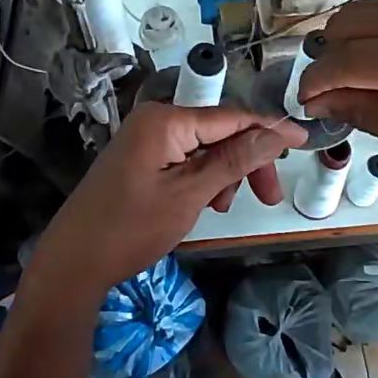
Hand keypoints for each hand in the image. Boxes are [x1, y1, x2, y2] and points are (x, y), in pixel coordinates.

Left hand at [27, 103, 303, 301]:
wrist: (73, 261)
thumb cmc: (131, 228)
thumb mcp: (190, 194)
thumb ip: (234, 160)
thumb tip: (275, 133)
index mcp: (166, 120)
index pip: (232, 116)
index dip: (270, 129)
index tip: (304, 140)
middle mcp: (155, 120)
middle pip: (219, 132)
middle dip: (246, 161)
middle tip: (268, 197)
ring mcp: (145, 140)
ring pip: (204, 149)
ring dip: (225, 174)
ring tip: (224, 207)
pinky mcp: (140, 160)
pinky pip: (184, 160)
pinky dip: (202, 180)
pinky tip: (205, 203)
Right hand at [297, 0, 377, 186]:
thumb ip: (366, 115)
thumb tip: (318, 102)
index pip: (346, 60)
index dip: (315, 83)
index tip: (305, 105)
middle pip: (345, 24)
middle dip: (328, 61)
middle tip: (333, 98)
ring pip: (360, 12)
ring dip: (346, 46)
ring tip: (357, 84)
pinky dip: (369, 36)